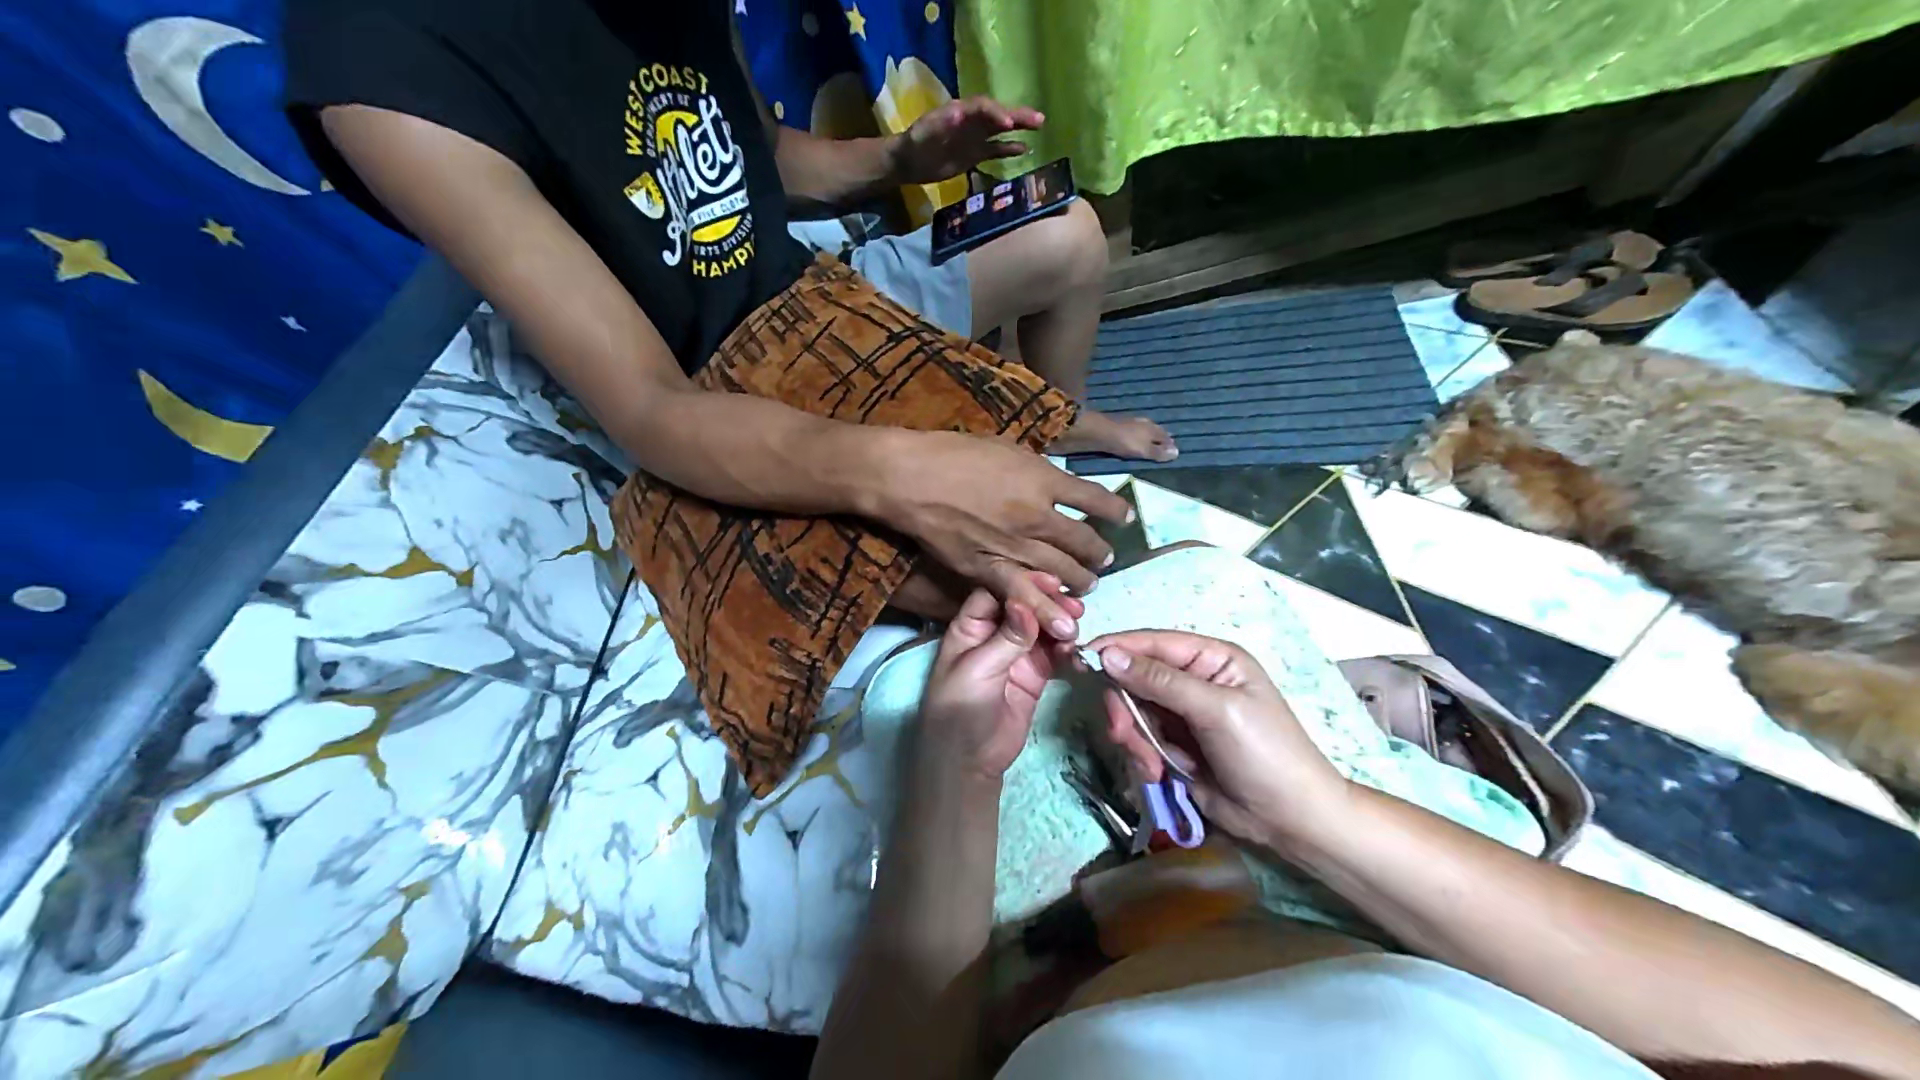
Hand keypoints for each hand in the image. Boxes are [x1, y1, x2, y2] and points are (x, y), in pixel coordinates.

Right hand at [882, 431, 1131, 640]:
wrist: (913, 478)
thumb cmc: (955, 453)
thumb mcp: (1006, 448)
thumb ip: (1035, 470)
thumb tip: (1054, 482)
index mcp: (1044, 480)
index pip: (1095, 499)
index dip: (1115, 510)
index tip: (1122, 516)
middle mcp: (1038, 515)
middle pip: (1083, 541)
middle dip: (1099, 552)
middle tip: (1103, 558)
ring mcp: (1015, 546)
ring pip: (1062, 571)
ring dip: (1082, 579)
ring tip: (1088, 585)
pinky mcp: (988, 569)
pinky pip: (1025, 593)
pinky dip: (1048, 609)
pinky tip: (1066, 620)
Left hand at [891, 97, 1043, 185]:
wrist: (909, 161)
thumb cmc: (914, 144)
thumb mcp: (924, 133)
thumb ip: (941, 123)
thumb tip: (959, 113)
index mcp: (961, 111)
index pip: (983, 108)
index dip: (996, 114)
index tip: (1007, 124)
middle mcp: (972, 121)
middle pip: (998, 114)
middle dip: (1017, 116)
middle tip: (1038, 119)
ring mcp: (975, 137)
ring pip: (1001, 129)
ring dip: (1019, 127)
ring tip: (1039, 126)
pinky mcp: (976, 153)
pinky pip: (996, 149)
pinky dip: (1009, 148)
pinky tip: (1024, 149)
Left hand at [920, 590, 1064, 780]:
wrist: (969, 760)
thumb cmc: (960, 709)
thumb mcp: (979, 669)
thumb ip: (1006, 638)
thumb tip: (1027, 604)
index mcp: (970, 626)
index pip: (997, 593)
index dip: (1021, 584)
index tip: (1050, 582)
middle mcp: (993, 634)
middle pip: (1023, 607)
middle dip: (1047, 603)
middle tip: (1073, 604)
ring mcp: (1016, 653)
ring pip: (1042, 628)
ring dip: (1060, 623)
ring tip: (1078, 622)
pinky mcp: (1034, 674)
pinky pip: (1053, 653)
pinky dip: (1065, 647)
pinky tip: (1075, 646)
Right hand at [1086, 631, 1351, 850]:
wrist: (1290, 820)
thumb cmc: (1265, 753)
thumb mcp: (1215, 710)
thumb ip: (1160, 681)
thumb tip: (1109, 654)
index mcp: (1211, 658)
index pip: (1152, 643)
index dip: (1116, 649)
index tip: (1081, 659)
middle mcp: (1193, 679)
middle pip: (1134, 678)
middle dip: (1125, 707)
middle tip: (1124, 734)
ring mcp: (1181, 713)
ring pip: (1133, 711)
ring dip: (1134, 737)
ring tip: (1152, 764)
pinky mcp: (1174, 744)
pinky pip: (1140, 738)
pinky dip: (1142, 755)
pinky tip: (1158, 773)